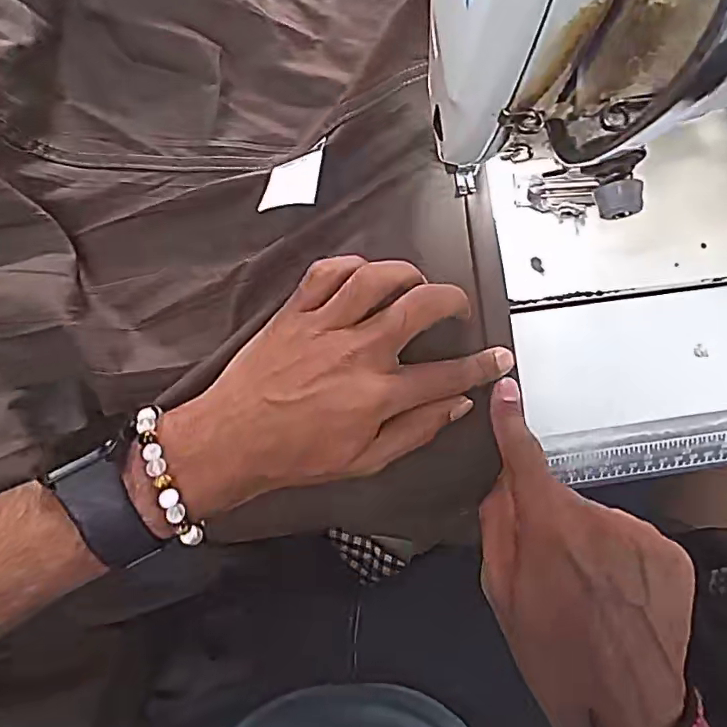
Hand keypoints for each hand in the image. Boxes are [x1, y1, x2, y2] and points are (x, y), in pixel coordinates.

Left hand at [139, 257, 512, 526]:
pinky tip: (362, 274)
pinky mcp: (295, 314)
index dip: (481, 365)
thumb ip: (415, 431)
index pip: (446, 374)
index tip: (496, 357)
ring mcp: (323, 327)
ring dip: (406, 274)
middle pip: (421, 307)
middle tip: (457, 307)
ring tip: (415, 283)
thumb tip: (452, 407)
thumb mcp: (364, 460)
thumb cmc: (290, 454)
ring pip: (377, 278)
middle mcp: (355, 352)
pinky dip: (350, 265)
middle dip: (454, 300)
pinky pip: (326, 273)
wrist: (231, 440)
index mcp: (376, 394)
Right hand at [479, 377, 696, 726]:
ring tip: (592, 594)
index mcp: (548, 526)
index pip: (524, 458)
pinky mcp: (670, 552)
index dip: (511, 422)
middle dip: (552, 522)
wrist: (628, 710)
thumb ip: (496, 529)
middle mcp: (598, 519)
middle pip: (562, 499)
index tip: (507, 392)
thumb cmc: (552, 656)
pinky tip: (622, 598)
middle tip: (553, 572)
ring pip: (599, 522)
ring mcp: (640, 534)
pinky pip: (632, 539)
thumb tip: (500, 487)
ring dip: (591, 545)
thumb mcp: (500, 594)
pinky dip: (622, 560)